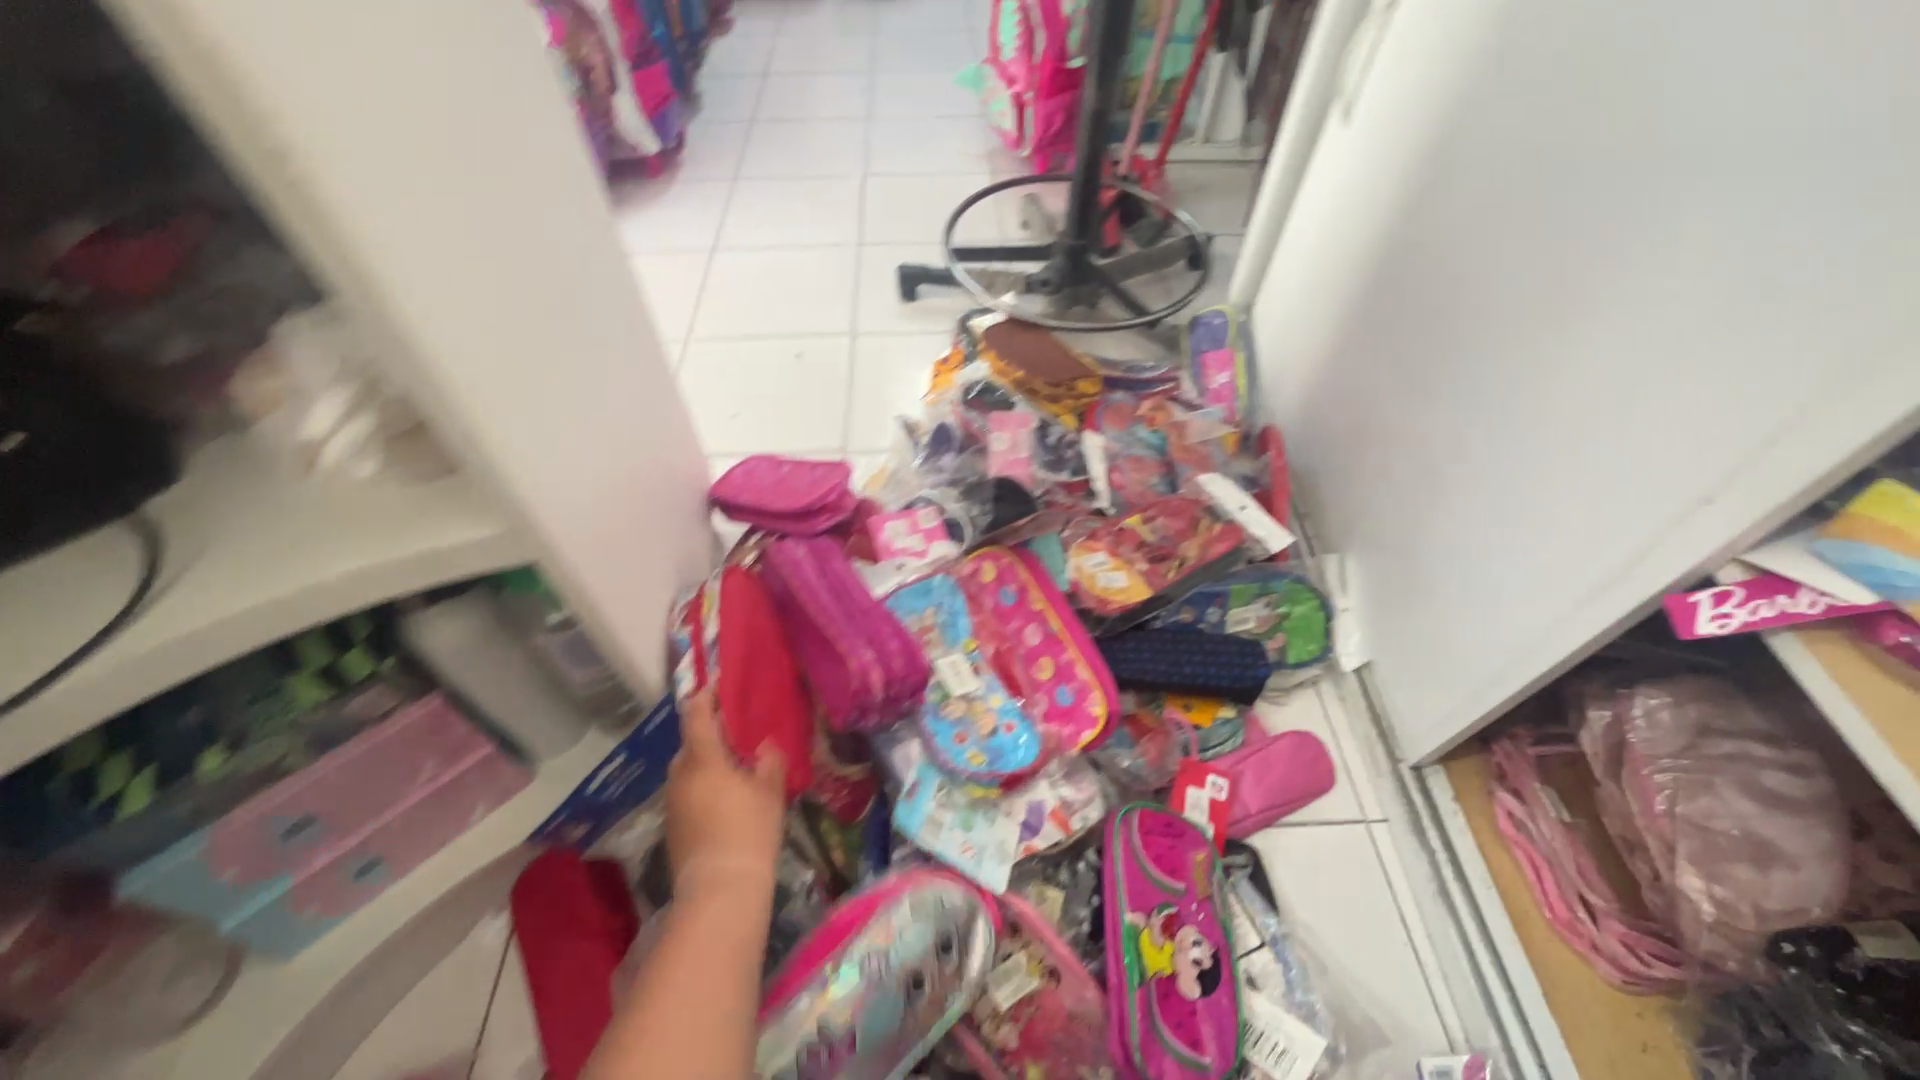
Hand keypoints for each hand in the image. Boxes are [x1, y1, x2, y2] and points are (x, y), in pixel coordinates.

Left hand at [665, 692, 786, 895]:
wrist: (719, 889)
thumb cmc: (749, 831)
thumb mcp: (770, 792)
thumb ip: (768, 761)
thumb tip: (765, 746)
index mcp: (702, 758)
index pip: (696, 714)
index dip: (706, 695)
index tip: (719, 684)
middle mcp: (679, 774)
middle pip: (691, 743)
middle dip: (710, 734)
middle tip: (738, 734)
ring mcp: (672, 802)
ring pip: (688, 770)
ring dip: (707, 763)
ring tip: (735, 769)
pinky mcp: (672, 826)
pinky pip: (687, 793)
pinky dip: (703, 787)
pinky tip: (725, 800)